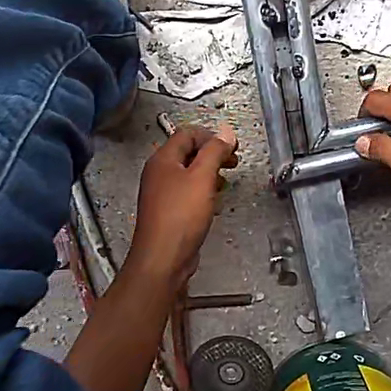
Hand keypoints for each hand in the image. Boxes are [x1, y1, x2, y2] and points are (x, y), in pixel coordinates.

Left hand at [128, 124, 238, 285]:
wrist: (163, 258)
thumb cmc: (179, 218)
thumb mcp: (203, 177)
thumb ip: (215, 152)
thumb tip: (225, 133)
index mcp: (162, 160)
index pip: (187, 134)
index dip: (211, 136)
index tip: (231, 145)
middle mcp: (158, 174)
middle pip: (187, 153)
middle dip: (212, 154)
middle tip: (232, 160)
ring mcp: (161, 194)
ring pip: (188, 174)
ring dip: (208, 173)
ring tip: (225, 180)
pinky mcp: (168, 212)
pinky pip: (186, 193)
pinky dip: (202, 191)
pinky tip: (213, 201)